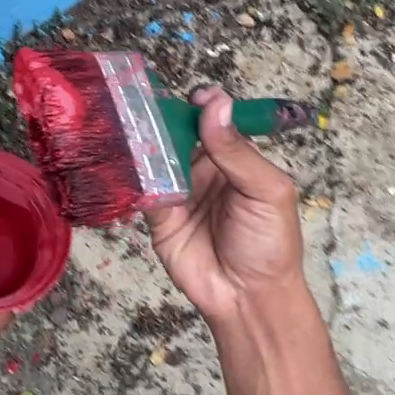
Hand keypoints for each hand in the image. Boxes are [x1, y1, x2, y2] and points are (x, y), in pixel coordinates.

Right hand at [144, 87, 305, 321]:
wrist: (247, 297)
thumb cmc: (270, 243)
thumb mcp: (267, 192)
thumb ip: (238, 152)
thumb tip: (216, 106)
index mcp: (236, 158)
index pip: (217, 121)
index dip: (207, 105)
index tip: (196, 96)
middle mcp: (204, 169)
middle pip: (180, 134)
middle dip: (166, 119)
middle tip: (149, 107)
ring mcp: (178, 190)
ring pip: (157, 158)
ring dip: (145, 143)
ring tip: (130, 126)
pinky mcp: (156, 214)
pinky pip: (141, 189)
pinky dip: (132, 176)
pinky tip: (124, 162)